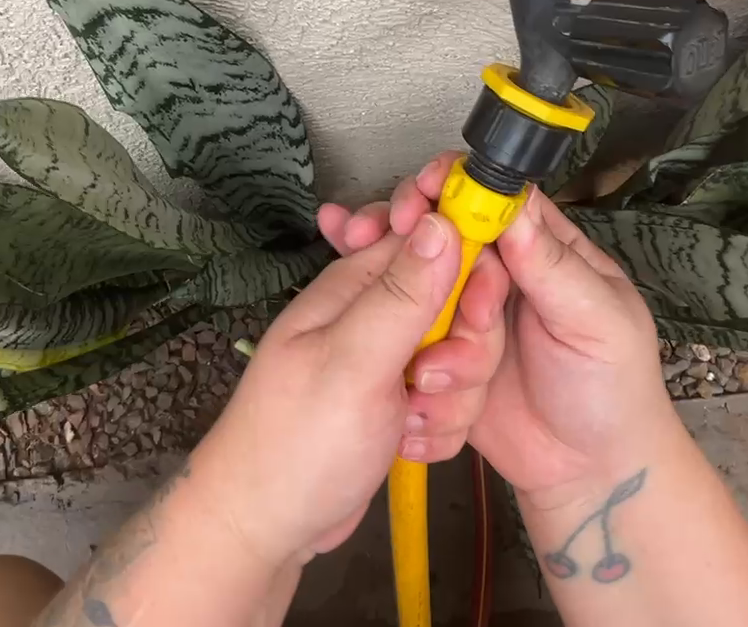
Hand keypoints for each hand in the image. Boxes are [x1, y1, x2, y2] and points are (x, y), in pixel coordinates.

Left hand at [184, 205, 476, 568]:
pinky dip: (442, 421)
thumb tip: (441, 221)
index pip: (435, 238)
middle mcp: (378, 308)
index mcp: (359, 281)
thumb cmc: (301, 440)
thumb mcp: (353, 362)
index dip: (468, 266)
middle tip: (429, 383)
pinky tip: (410, 443)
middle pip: (459, 299)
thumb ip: (401, 294)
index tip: (476, 313)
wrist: (270, 527)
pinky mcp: (402, 395)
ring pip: (463, 351)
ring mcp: (392, 354)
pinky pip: (451, 392)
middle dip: (463, 348)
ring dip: (453, 395)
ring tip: (411, 422)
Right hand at [384, 154, 679, 512]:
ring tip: (371, 275)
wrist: (588, 476)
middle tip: (378, 231)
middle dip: (407, 228)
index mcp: (539, 248)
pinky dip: (383, 320)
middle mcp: (496, 271)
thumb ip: (553, 267)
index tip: (422, 190)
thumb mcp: (597, 321)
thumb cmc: (612, 389)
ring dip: (393, 280)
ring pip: (415, 277)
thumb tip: (513, 207)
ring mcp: (462, 311)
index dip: (452, 184)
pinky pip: (406, 328)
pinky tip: (357, 299)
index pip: (491, 197)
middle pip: (439, 230)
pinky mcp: (440, 351)